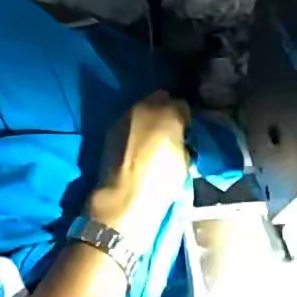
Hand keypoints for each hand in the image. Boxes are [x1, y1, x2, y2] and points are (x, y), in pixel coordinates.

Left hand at [85, 93, 190, 246]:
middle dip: (165, 111)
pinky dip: (134, 128)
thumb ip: (182, 140)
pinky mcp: (111, 128)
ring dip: (148, 118)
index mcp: (170, 114)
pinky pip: (129, 121)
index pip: (182, 105)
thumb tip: (179, 137)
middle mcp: (146, 107)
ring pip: (142, 108)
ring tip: (151, 137)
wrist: (125, 196)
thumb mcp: (185, 160)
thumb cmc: (162, 181)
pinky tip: (135, 144)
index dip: (185, 118)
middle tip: (168, 131)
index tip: (185, 131)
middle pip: (160, 99)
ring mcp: (126, 115)